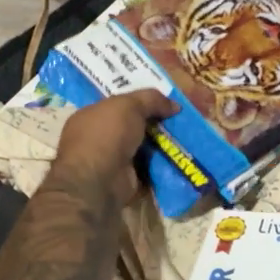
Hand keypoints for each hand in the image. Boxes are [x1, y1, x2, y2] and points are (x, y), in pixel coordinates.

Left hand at [52, 89, 176, 203]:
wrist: (98, 180)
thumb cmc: (107, 135)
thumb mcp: (129, 105)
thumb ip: (151, 99)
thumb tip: (175, 105)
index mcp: (92, 116)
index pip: (120, 105)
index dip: (143, 103)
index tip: (167, 104)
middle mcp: (100, 138)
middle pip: (134, 127)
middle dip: (156, 125)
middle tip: (181, 123)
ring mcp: (112, 161)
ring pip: (143, 149)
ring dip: (162, 147)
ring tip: (186, 141)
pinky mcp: (125, 180)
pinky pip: (148, 170)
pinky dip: (162, 167)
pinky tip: (180, 160)